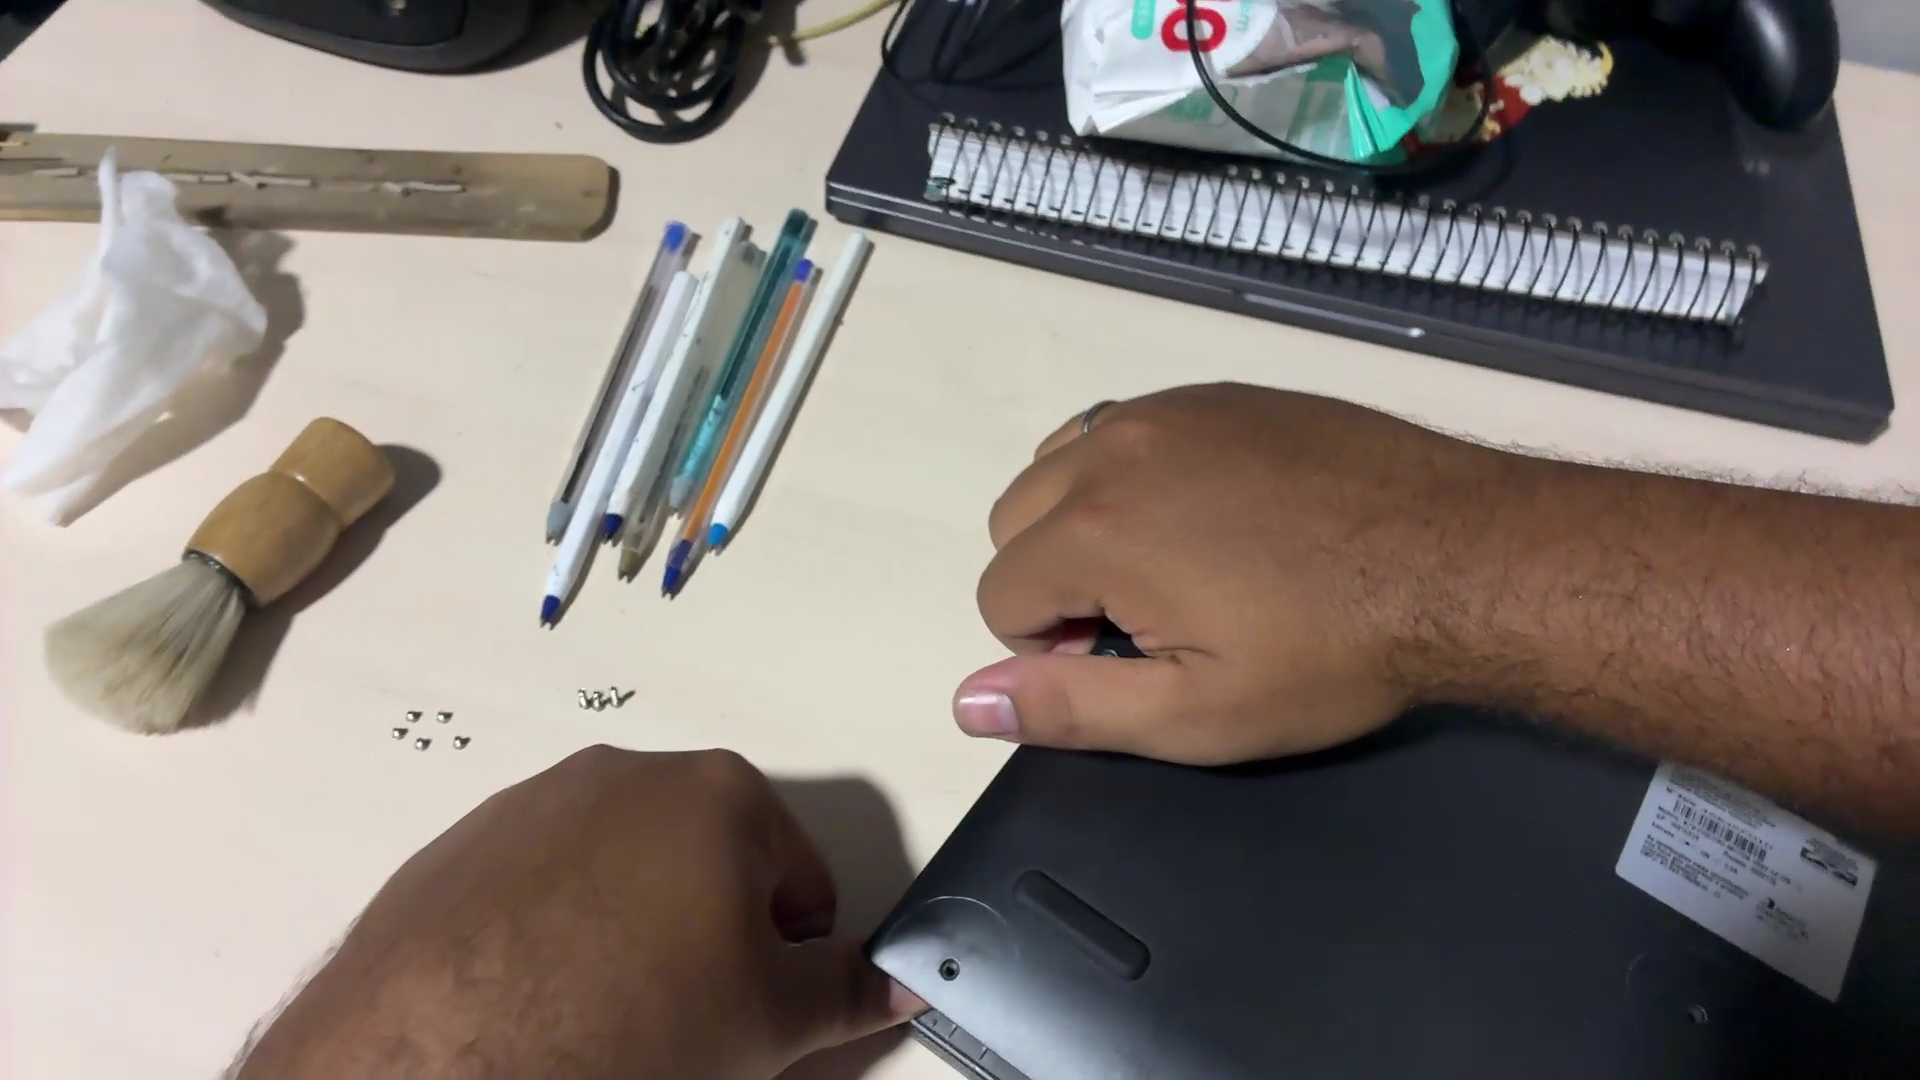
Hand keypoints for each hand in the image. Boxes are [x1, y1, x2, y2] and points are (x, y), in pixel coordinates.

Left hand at [234, 747, 919, 1079]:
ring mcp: (539, 799)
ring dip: (636, 922)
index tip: (753, 1003)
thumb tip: (906, 984)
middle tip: (678, 1011)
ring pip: (627, 865)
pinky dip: (555, 926)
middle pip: (714, 858)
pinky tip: (525, 995)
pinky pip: (541, 880)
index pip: (801, 875)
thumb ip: (848, 992)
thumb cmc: (634, 1024)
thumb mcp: (766, 1021)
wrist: (418, 1073)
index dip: (792, 949)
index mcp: (720, 790)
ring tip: (597, 1005)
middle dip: (714, 930)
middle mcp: (634, 770)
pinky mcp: (461, 842)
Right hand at [953, 384, 1512, 763]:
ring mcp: (1159, 409)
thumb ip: (1067, 706)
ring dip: (1075, 521)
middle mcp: (1108, 450)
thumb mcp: (1193, 712)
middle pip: (1010, 523)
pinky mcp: (1207, 392)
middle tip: (1142, 612)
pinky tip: (1195, 505)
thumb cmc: (1327, 650)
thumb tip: (966, 701)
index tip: (1126, 655)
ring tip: (1163, 557)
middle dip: (1050, 578)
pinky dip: (1118, 474)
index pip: (997, 593)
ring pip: (1052, 468)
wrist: (1464, 554)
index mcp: (1094, 530)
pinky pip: (1112, 428)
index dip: (1047, 643)